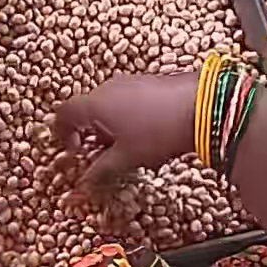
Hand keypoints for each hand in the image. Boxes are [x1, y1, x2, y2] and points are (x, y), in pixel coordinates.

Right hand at [52, 72, 197, 193]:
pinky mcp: (149, 83)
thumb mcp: (125, 158)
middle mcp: (107, 88)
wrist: (204, 106)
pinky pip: (126, 100)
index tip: (74, 152)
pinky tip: (144, 135)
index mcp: (94, 104)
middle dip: (88, 134)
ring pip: (107, 105)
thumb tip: (83, 183)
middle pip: (86, 110)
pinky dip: (125, 118)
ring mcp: (130, 82)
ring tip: (124, 148)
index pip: (63, 114)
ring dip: (108, 127)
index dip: (63, 134)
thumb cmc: (158, 131)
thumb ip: (100, 170)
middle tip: (99, 155)